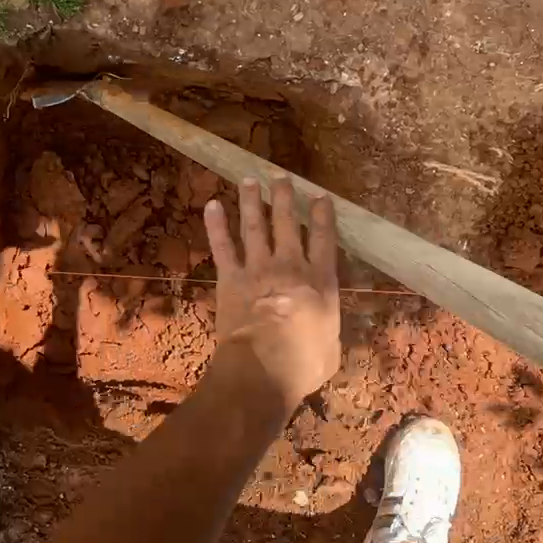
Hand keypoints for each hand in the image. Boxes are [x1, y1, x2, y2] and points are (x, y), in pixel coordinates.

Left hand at [203, 177, 340, 413]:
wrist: (264, 365)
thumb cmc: (304, 363)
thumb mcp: (331, 346)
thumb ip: (327, 328)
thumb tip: (324, 331)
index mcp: (320, 281)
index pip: (324, 238)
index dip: (322, 215)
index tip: (320, 196)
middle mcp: (290, 266)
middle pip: (287, 223)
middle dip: (284, 197)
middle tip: (280, 177)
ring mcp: (258, 268)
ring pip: (255, 226)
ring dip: (251, 201)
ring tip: (248, 180)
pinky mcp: (231, 278)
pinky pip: (222, 246)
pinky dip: (216, 224)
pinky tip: (212, 205)